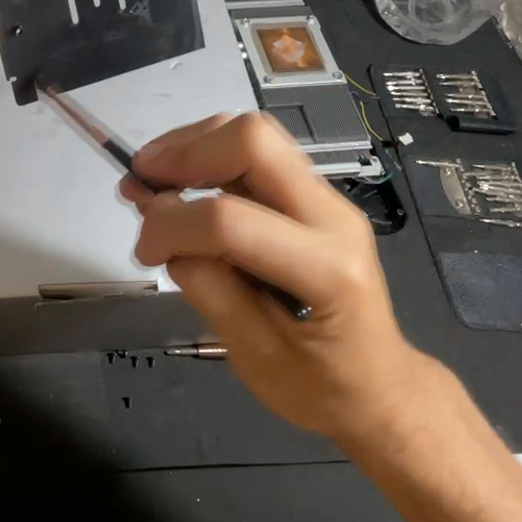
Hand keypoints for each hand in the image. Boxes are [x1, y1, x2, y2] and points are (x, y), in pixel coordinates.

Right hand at [122, 112, 431, 442]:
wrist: (380, 388)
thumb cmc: (322, 387)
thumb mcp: (255, 357)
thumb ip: (208, 287)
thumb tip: (161, 228)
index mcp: (329, 270)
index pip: (231, 220)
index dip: (171, 226)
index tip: (143, 251)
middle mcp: (334, 216)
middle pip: (253, 142)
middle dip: (184, 153)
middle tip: (140, 180)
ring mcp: (326, 197)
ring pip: (253, 133)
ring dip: (193, 145)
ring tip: (152, 174)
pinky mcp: (310, 192)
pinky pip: (255, 150)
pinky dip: (208, 153)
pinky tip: (180, 179)